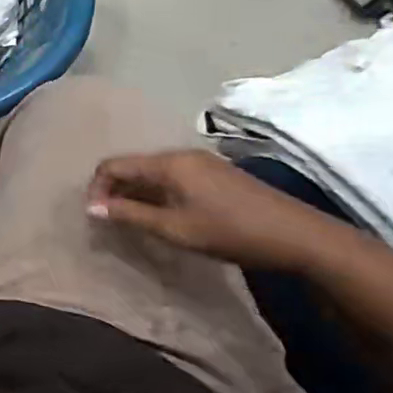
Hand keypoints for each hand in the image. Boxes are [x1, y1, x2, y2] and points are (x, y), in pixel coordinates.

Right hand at [86, 149, 358, 271]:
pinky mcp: (216, 173)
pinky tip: (163, 214)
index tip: (96, 216)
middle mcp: (181, 155)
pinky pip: (171, 176)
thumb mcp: (174, 228)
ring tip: (134, 220)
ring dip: (135, 192)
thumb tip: (92, 208)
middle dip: (114, 190)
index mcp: (168, 163)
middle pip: (132, 165)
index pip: (113, 165)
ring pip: (151, 171)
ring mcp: (201, 162)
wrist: (301, 236)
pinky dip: (156, 192)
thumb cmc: (231, 232)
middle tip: (111, 220)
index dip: (97, 188)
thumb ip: (130, 215)